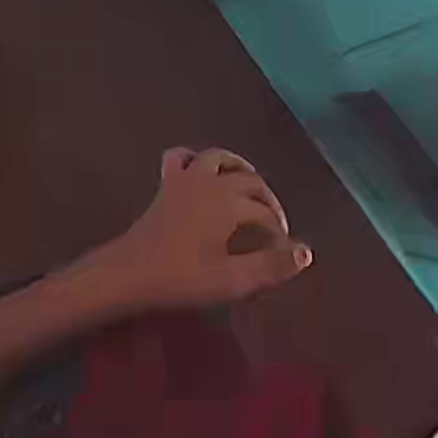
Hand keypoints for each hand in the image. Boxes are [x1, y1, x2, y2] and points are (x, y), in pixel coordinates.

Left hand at [90, 147, 312, 310]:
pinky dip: (194, 158)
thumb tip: (306, 253)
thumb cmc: (182, 278)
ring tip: (250, 183)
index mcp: (230, 202)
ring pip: (220, 157)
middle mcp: (212, 181)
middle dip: (267, 200)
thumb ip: (270, 266)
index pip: (265, 213)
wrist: (130, 272)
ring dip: (239, 167)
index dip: (279, 232)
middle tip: (275, 225)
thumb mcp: (232, 279)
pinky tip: (199, 168)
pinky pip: (181, 157)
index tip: (284, 252)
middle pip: (250, 181)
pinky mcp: (167, 182)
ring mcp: (187, 177)